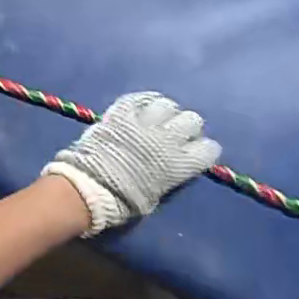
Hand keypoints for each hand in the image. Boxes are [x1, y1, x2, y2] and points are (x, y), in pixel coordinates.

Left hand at [40, 92, 220, 235]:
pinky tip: (137, 107)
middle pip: (192, 120)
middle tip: (171, 134)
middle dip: (185, 127)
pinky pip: (137, 99)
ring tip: (153, 119)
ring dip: (163, 112)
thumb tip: (170, 169)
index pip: (209, 149)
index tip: (190, 152)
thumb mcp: (156, 196)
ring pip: (167, 105)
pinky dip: (139, 101)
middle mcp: (170, 139)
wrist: (90, 186)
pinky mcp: (121, 114)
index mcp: (182, 164)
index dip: (200, 150)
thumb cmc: (122, 200)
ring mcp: (145, 123)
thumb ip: (169, 177)